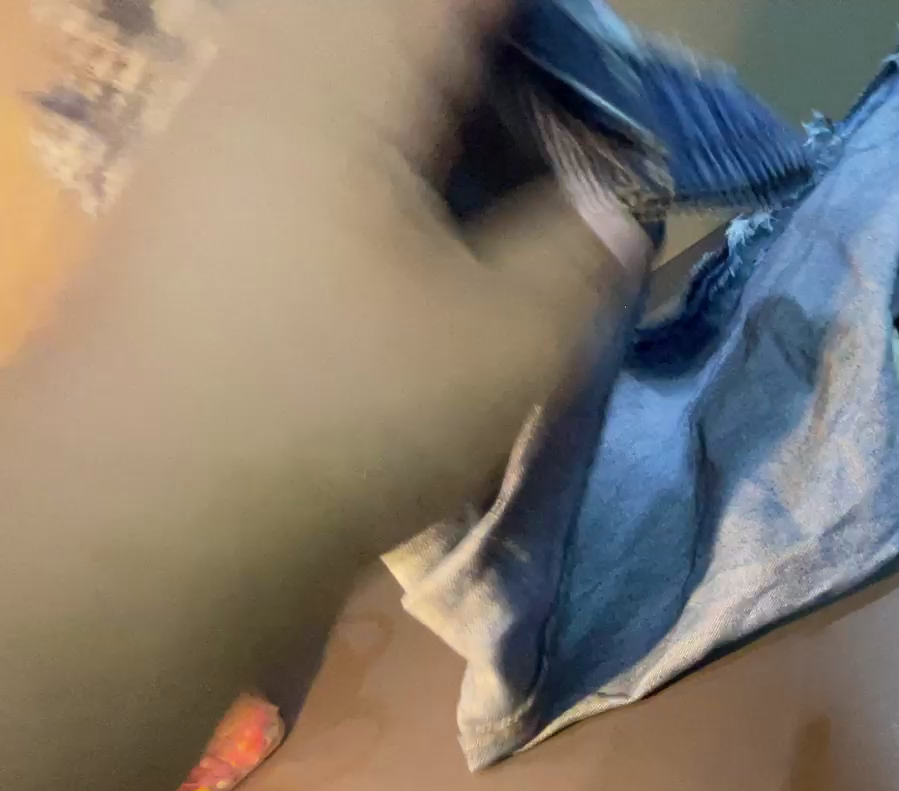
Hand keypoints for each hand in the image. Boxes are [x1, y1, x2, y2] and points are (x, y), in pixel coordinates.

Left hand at [30, 0, 640, 558]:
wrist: (165, 518)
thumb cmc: (357, 410)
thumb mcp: (513, 339)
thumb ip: (580, 254)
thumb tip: (621, 206)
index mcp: (335, 100)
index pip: (441, 4)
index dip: (526, 14)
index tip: (586, 33)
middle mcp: (254, 98)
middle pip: (375, 23)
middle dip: (476, 44)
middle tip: (556, 95)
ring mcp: (210, 155)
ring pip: (333, 75)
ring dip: (429, 94)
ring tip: (506, 142)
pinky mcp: (201, 216)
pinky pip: (304, 130)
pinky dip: (384, 141)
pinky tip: (427, 201)